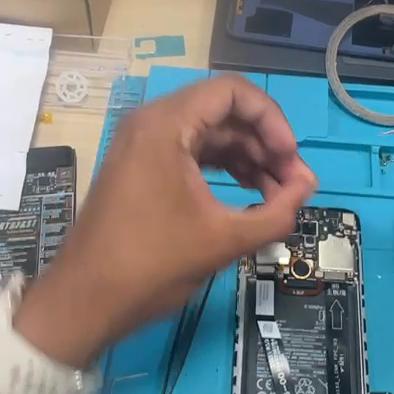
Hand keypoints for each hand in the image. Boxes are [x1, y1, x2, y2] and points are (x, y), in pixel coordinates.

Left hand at [16, 75, 317, 365]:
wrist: (85, 301)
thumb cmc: (152, 264)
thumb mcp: (225, 238)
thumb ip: (277, 210)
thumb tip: (307, 186)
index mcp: (166, 124)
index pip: (233, 93)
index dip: (272, 120)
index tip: (291, 160)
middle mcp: (153, 122)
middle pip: (224, 112)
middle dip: (266, 144)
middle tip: (293, 185)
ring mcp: (144, 143)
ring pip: (211, 133)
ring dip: (249, 159)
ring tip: (278, 197)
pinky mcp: (143, 166)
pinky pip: (193, 152)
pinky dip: (225, 168)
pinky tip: (250, 195)